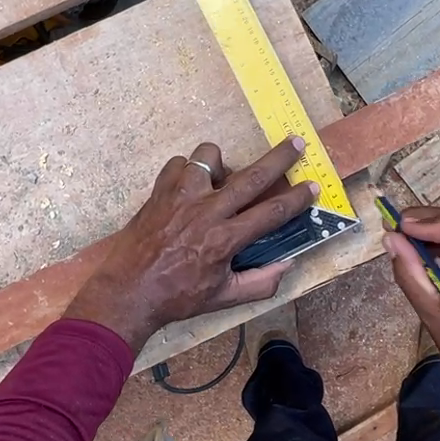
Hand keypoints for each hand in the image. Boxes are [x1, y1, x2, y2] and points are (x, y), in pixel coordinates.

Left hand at [63, 138, 315, 352]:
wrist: (127, 292)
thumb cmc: (177, 297)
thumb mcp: (224, 298)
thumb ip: (260, 282)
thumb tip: (288, 265)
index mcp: (225, 240)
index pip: (272, 213)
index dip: (297, 198)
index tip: (312, 186)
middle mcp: (207, 212)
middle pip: (252, 176)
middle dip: (279, 158)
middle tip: (296, 142)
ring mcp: (181, 197)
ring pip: (209, 157)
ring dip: (222, 164)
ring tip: (221, 180)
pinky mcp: (160, 191)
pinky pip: (179, 164)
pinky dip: (188, 171)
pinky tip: (191, 187)